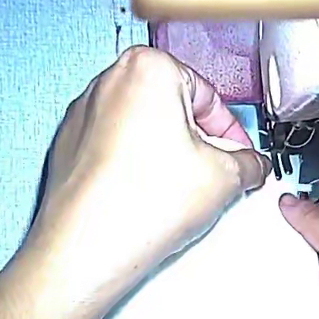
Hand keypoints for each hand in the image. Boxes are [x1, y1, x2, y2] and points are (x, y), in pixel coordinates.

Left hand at [26, 47, 267, 307]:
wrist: (85, 250)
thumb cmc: (140, 206)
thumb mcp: (224, 178)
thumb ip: (249, 163)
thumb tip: (252, 164)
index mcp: (147, 69)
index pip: (208, 96)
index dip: (231, 131)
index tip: (238, 153)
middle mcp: (107, 82)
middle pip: (172, 108)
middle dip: (197, 142)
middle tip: (212, 175)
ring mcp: (82, 114)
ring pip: (142, 128)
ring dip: (166, 154)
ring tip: (175, 193)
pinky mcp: (66, 145)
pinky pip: (113, 147)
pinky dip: (133, 166)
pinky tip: (144, 198)